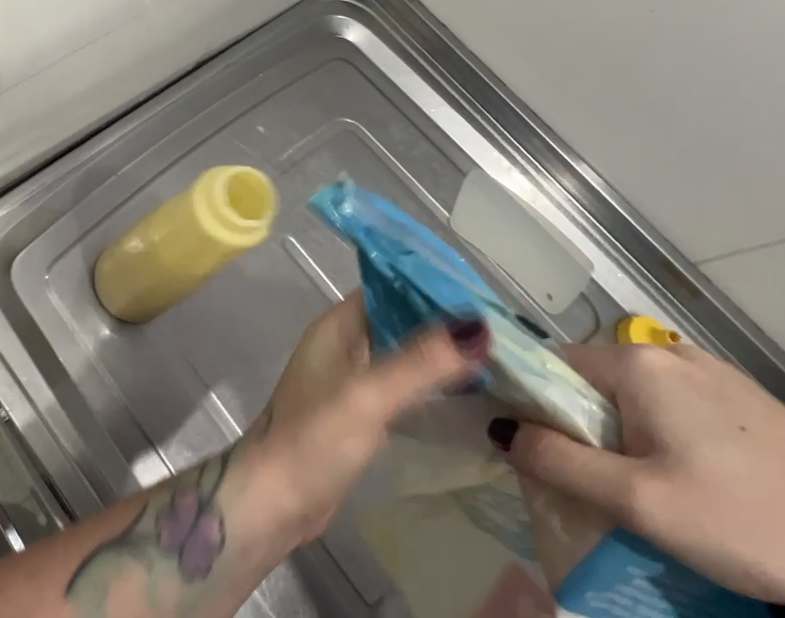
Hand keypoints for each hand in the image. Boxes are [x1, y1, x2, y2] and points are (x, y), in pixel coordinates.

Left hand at [242, 295, 488, 543]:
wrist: (277, 499)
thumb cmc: (315, 439)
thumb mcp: (370, 395)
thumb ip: (421, 361)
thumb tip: (480, 325)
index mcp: (336, 327)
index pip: (387, 288)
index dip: (431, 286)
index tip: (484, 293)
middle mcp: (342, 345)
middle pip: (398, 319)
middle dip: (444, 321)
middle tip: (507, 328)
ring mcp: (350, 380)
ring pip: (403, 353)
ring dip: (441, 353)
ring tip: (500, 355)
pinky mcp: (360, 413)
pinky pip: (402, 385)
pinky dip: (431, 383)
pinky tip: (470, 391)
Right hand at [491, 344, 784, 607]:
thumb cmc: (743, 519)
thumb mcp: (636, 500)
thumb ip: (557, 460)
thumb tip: (500, 429)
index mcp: (635, 363)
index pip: (549, 365)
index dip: (529, 404)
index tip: (528, 448)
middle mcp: (668, 352)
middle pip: (589, 379)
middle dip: (574, 423)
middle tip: (583, 479)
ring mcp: (710, 372)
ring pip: (629, 394)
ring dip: (615, 430)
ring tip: (631, 483)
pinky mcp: (742, 399)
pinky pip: (669, 403)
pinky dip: (654, 432)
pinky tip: (676, 474)